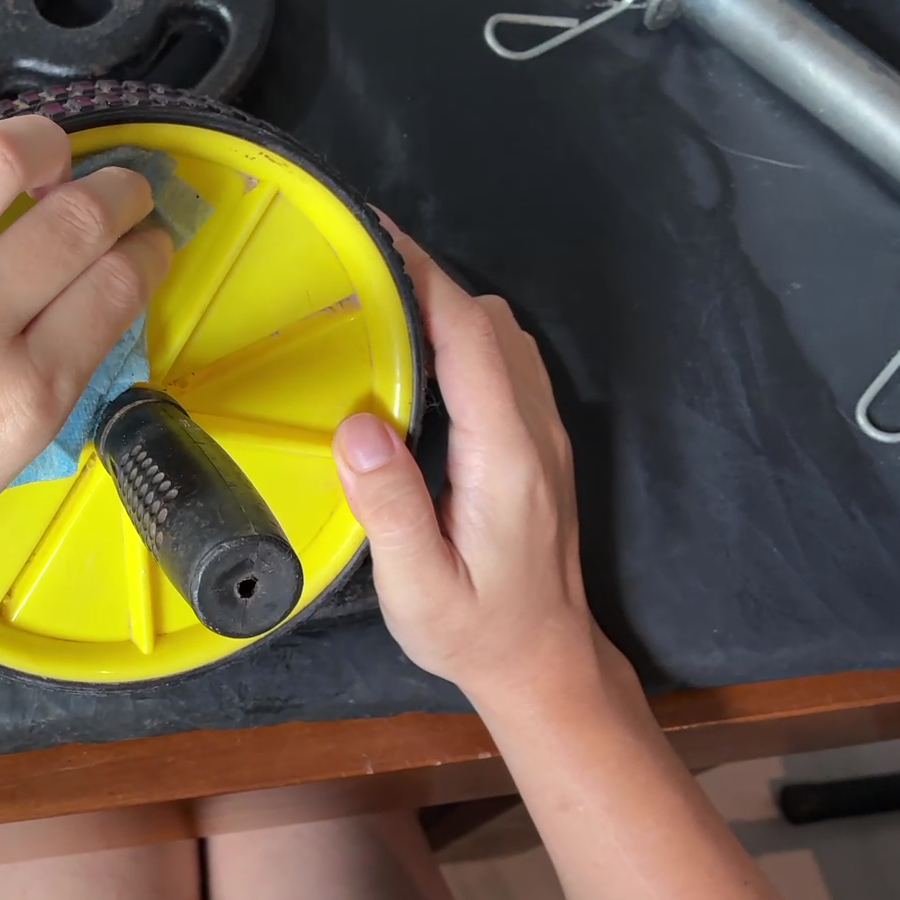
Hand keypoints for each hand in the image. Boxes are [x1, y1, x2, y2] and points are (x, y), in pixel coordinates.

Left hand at [0, 89, 172, 653]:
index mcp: (20, 401)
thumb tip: (66, 315)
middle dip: (118, 191)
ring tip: (44, 148)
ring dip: (36, 140)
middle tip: (119, 188)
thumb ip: (34, 391)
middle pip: (74, 221)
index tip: (147, 239)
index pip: (114, 290)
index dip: (145, 251)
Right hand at [332, 218, 595, 700]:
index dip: (425, 279)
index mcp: (506, 454)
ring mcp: (541, 434)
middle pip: (489, 323)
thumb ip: (390, 506)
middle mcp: (534, 429)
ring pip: (500, 337)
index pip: (470, 338)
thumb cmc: (473, 630)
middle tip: (356, 273)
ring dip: (443, 306)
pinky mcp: (534, 444)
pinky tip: (413, 357)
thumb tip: (357, 423)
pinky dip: (457, 337)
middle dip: (427, 282)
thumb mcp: (418, 585)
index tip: (375, 237)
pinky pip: (500, 364)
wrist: (543, 662)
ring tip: (376, 305)